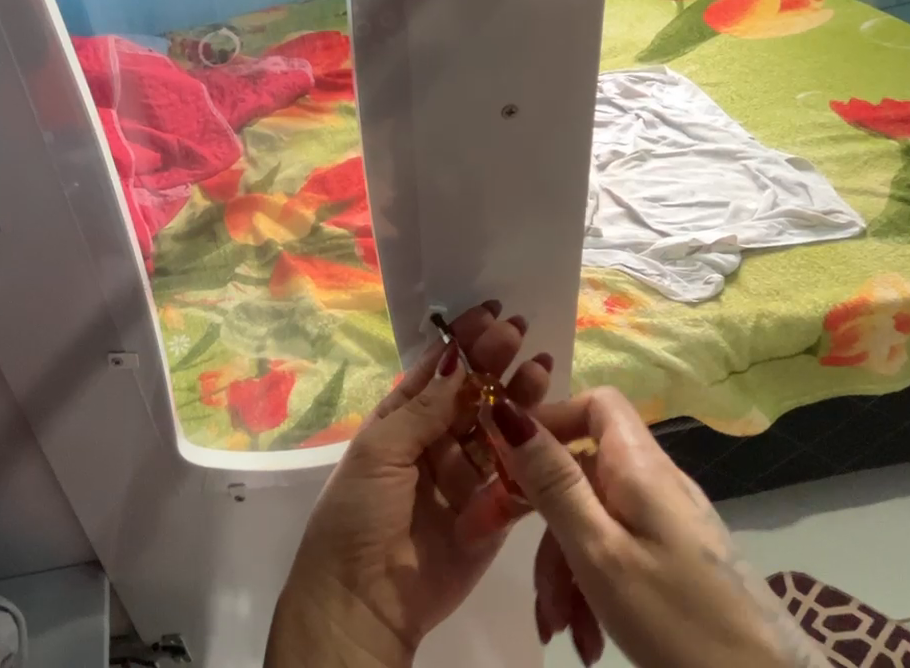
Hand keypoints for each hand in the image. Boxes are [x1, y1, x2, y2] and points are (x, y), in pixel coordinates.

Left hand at [266, 302, 554, 667]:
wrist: (364, 597)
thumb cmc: (358, 512)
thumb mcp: (382, 451)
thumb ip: (425, 410)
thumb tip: (455, 358)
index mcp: (398, 421)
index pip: (435, 373)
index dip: (461, 344)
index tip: (488, 313)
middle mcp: (432, 443)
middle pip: (470, 397)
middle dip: (493, 365)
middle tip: (518, 332)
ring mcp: (463, 478)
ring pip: (496, 430)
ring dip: (517, 400)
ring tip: (540, 368)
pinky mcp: (491, 515)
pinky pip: (515, 477)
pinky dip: (532, 451)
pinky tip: (552, 424)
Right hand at [500, 387, 830, 667]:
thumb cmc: (678, 620)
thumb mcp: (597, 550)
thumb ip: (551, 479)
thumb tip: (505, 409)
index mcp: (640, 467)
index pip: (595, 402)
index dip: (549, 418)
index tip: (509, 457)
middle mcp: (654, 484)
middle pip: (580, 470)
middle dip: (538, 514)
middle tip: (502, 546)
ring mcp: (664, 525)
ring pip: (590, 519)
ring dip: (561, 567)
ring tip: (557, 626)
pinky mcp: (672, 562)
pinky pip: (613, 552)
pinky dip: (590, 585)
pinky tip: (584, 634)